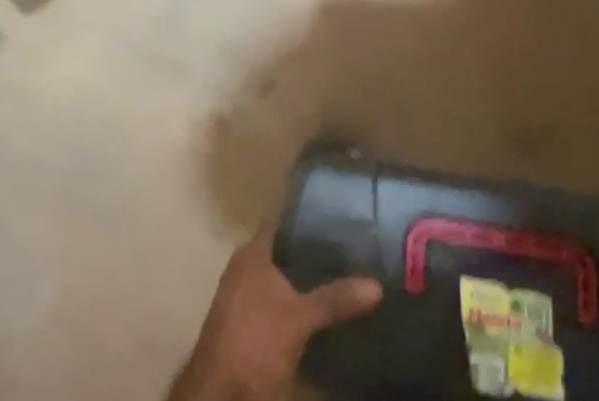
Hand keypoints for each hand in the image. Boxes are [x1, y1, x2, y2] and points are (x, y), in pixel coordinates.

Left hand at [169, 223, 383, 400]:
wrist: (221, 391)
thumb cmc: (255, 340)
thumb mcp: (299, 319)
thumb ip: (335, 298)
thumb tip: (376, 284)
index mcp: (252, 255)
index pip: (280, 221)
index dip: (306, 216)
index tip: (340, 215)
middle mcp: (246, 269)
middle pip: (284, 250)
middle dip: (315, 249)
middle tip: (354, 246)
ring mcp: (247, 296)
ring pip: (284, 277)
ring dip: (309, 277)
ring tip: (349, 272)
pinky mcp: (253, 321)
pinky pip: (282, 300)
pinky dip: (301, 300)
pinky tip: (328, 306)